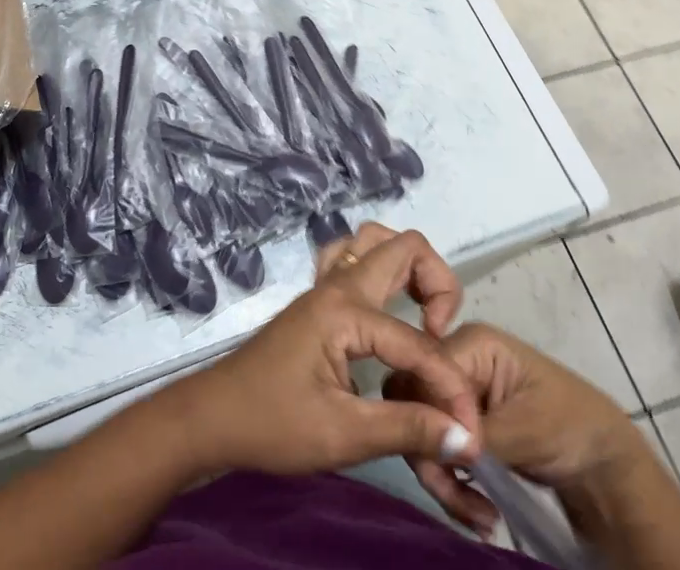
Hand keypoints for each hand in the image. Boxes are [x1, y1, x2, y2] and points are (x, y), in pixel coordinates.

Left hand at [162, 225, 483, 476]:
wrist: (210, 419)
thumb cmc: (271, 426)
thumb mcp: (344, 435)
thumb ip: (410, 429)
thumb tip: (469, 436)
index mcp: (346, 312)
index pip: (419, 344)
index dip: (451, 388)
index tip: (469, 432)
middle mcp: (337, 286)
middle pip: (405, 248)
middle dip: (439, 286)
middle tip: (442, 338)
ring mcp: (322, 289)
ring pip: (373, 243)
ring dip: (407, 268)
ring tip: (421, 316)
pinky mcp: (313, 302)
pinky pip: (350, 261)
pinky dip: (377, 272)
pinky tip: (384, 311)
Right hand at [385, 322, 652, 531]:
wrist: (603, 465)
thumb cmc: (572, 428)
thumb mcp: (525, 428)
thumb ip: (474, 431)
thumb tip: (431, 443)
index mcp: (472, 343)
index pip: (422, 372)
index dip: (434, 415)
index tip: (466, 454)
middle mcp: (456, 363)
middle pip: (413, 404)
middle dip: (430, 454)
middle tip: (456, 493)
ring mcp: (456, 396)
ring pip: (420, 434)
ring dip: (443, 479)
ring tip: (479, 517)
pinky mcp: (459, 426)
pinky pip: (435, 453)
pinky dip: (451, 485)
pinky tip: (478, 513)